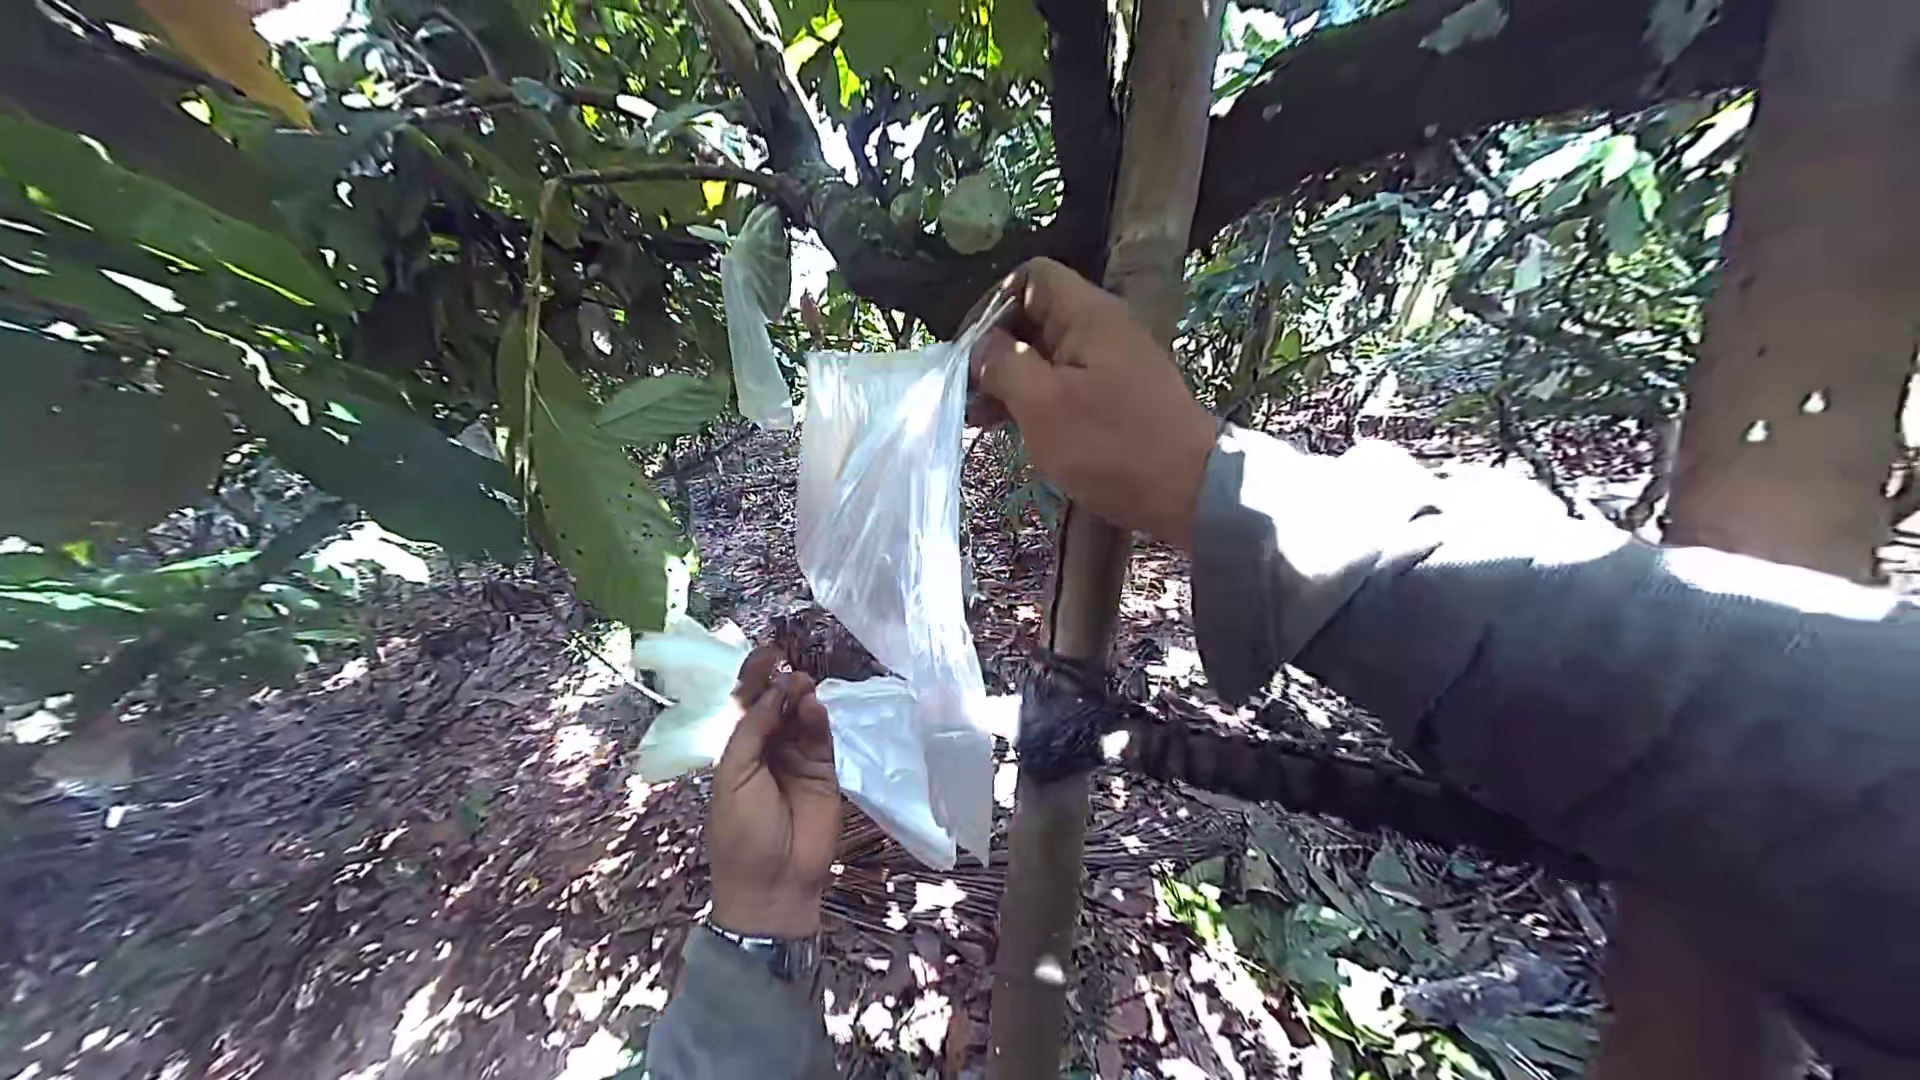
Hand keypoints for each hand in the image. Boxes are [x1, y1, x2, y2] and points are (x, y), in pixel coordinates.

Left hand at [707, 648, 840, 937]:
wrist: (774, 883)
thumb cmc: (742, 831)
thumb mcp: (734, 777)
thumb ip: (752, 732)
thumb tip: (773, 692)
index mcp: (738, 750)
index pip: (747, 705)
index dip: (755, 678)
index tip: (768, 653)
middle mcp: (769, 748)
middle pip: (777, 705)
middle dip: (781, 684)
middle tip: (790, 670)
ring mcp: (798, 758)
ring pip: (802, 717)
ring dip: (802, 698)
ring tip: (805, 686)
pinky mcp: (825, 769)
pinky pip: (823, 737)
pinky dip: (820, 720)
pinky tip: (817, 708)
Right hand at [968, 258, 1216, 547]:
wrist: (1185, 490)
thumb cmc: (1109, 444)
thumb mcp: (1043, 403)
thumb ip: (1004, 365)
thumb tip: (981, 348)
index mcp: (1087, 315)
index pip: (1030, 278)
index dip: (992, 305)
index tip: (969, 349)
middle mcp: (1098, 330)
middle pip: (1033, 319)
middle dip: (994, 350)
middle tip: (965, 391)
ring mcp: (1105, 366)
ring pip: (1043, 357)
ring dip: (1007, 381)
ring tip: (976, 415)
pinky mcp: (1108, 399)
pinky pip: (1060, 386)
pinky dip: (1031, 400)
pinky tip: (1004, 426)